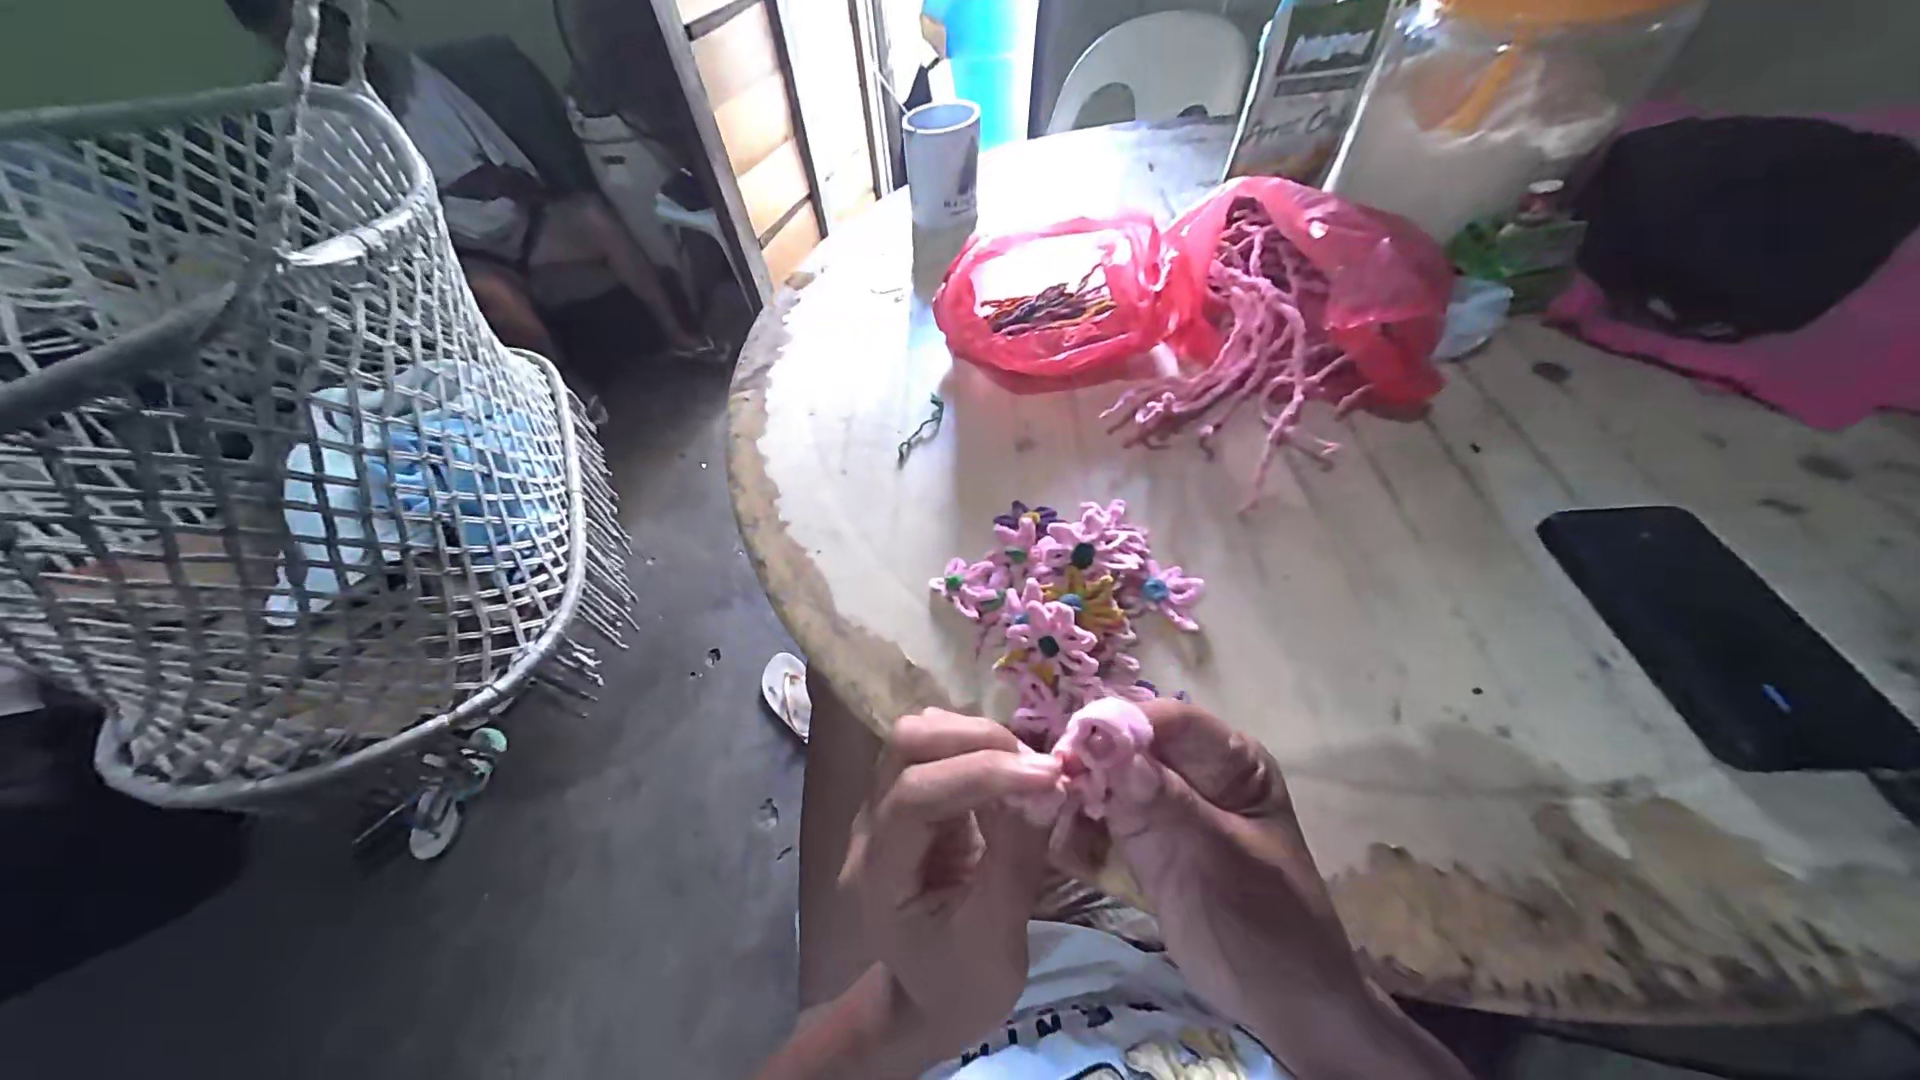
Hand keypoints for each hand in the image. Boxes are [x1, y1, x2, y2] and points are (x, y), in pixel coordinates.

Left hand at [838, 709, 1061, 1071]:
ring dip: (979, 736)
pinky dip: (979, 744)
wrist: (927, 999)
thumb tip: (1050, 785)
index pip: (914, 796)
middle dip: (977, 739)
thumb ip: (1018, 857)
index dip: (981, 774)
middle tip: (1037, 766)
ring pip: (919, 734)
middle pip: (906, 745)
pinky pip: (937, 747)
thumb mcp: (996, 939)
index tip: (1046, 776)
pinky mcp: (909, 793)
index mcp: (878, 872)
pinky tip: (1011, 768)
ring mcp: (883, 803)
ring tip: (1027, 766)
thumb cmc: (959, 984)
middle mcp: (869, 824)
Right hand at [1051, 701, 1470, 1079]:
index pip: (1172, 721)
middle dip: (1092, 751)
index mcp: (1231, 760)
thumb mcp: (1223, 861)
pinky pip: (1101, 808)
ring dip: (1077, 780)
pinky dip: (1077, 810)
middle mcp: (1192, 769)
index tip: (1080, 743)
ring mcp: (1162, 801)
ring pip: (1109, 771)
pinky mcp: (1139, 833)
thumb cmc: (1270, 926)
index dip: (1126, 725)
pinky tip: (1052, 817)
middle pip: (1132, 740)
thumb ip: (1167, 804)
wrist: (1279, 1005)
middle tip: (1050, 772)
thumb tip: (1112, 748)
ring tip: (1043, 795)